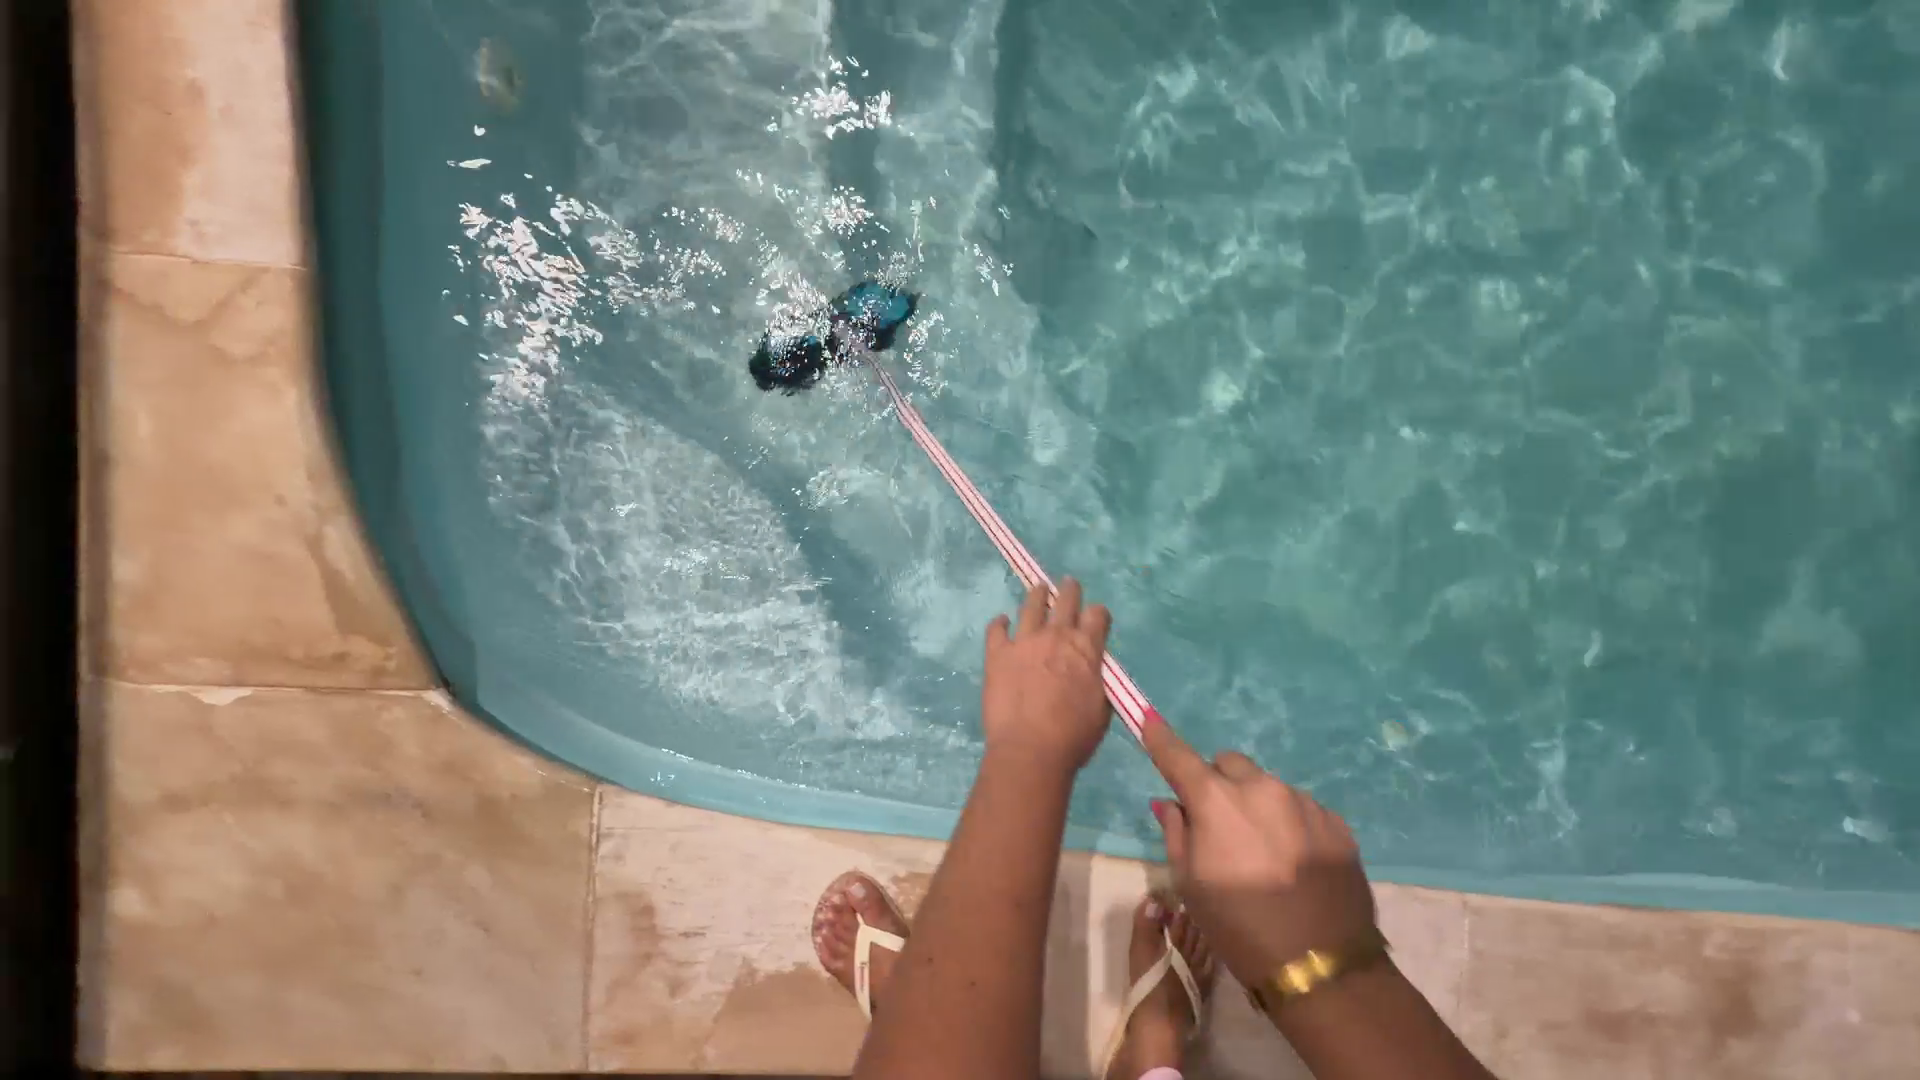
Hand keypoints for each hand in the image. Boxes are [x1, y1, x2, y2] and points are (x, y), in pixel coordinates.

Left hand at [980, 579, 1113, 774]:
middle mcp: (1056, 636)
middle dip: (1069, 590)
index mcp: (1086, 649)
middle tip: (1068, 583)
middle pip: (1065, 601)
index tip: (1095, 616)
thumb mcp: (1102, 708)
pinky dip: (1000, 623)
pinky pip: (996, 629)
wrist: (1030, 748)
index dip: (1097, 614)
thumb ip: (1097, 681)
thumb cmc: (1073, 736)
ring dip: (1037, 595)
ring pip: (1031, 606)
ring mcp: (1024, 642)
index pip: (1097, 616)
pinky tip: (1001, 621)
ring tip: (1038, 588)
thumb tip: (1093, 671)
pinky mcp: (997, 653)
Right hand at [1141, 720, 1377, 989]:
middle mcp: (1261, 789)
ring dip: (1256, 805)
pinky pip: (1301, 808)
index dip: (1159, 737)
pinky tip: (1293, 863)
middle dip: (1217, 783)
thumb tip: (1171, 802)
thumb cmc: (1240, 928)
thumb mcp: (1190, 885)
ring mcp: (1303, 803)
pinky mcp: (1336, 824)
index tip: (1147, 717)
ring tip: (1263, 853)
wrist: (1324, 969)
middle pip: (1228, 764)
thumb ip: (1178, 833)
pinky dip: (1288, 823)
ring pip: (1267, 786)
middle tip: (1218, 823)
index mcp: (1217, 802)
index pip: (1178, 755)